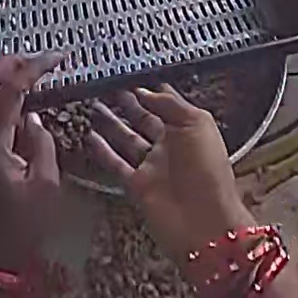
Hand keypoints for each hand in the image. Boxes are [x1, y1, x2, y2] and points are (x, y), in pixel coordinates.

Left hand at [0, 52, 65, 269]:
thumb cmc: (22, 229)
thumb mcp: (45, 186)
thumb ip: (42, 144)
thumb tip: (35, 118)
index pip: (9, 92)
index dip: (33, 68)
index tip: (58, 58)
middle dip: (10, 63)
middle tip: (40, 57)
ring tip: (27, 69)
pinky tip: (11, 95)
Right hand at [87, 87, 252, 263]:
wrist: (205, 223)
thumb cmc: (207, 169)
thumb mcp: (195, 123)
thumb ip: (169, 104)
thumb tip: (146, 90)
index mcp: (188, 128)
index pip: (166, 102)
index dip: (150, 89)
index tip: (130, 74)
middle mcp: (169, 145)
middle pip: (144, 118)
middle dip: (128, 103)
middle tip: (108, 86)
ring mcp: (152, 165)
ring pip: (127, 138)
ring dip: (111, 122)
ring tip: (93, 104)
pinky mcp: (137, 185)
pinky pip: (116, 164)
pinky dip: (102, 151)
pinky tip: (90, 136)